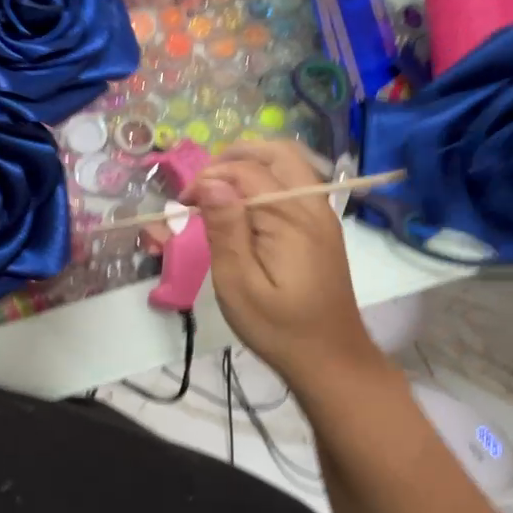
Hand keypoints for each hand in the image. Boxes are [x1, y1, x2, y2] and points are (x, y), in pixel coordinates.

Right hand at [182, 141, 379, 383]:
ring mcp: (320, 216)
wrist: (330, 359)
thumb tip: (211, 182)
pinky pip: (293, 185)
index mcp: (292, 219)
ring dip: (247, 166)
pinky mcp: (319, 227)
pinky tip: (238, 209)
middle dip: (232, 158)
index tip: (181, 205)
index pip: (246, 171)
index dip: (207, 178)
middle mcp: (313, 207)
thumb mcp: (238, 281)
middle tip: (201, 186)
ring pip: (288, 164)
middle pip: (277, 152)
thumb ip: (225, 228)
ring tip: (215, 193)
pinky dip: (261, 182)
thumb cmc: (277, 325)